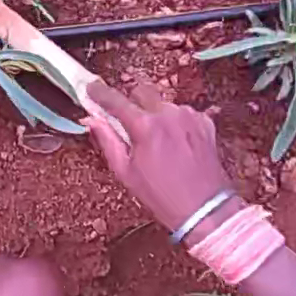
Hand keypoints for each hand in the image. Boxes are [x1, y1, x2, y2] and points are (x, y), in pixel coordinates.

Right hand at [84, 80, 237, 241]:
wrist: (203, 208)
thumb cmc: (161, 194)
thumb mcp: (125, 171)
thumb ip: (107, 140)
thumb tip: (92, 120)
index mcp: (145, 126)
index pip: (115, 100)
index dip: (99, 92)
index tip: (91, 88)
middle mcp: (168, 114)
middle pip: (141, 91)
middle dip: (131, 103)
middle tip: (129, 124)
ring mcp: (189, 116)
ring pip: (163, 103)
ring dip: (155, 115)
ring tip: (157, 143)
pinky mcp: (204, 122)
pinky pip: (182, 113)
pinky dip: (174, 123)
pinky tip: (175, 145)